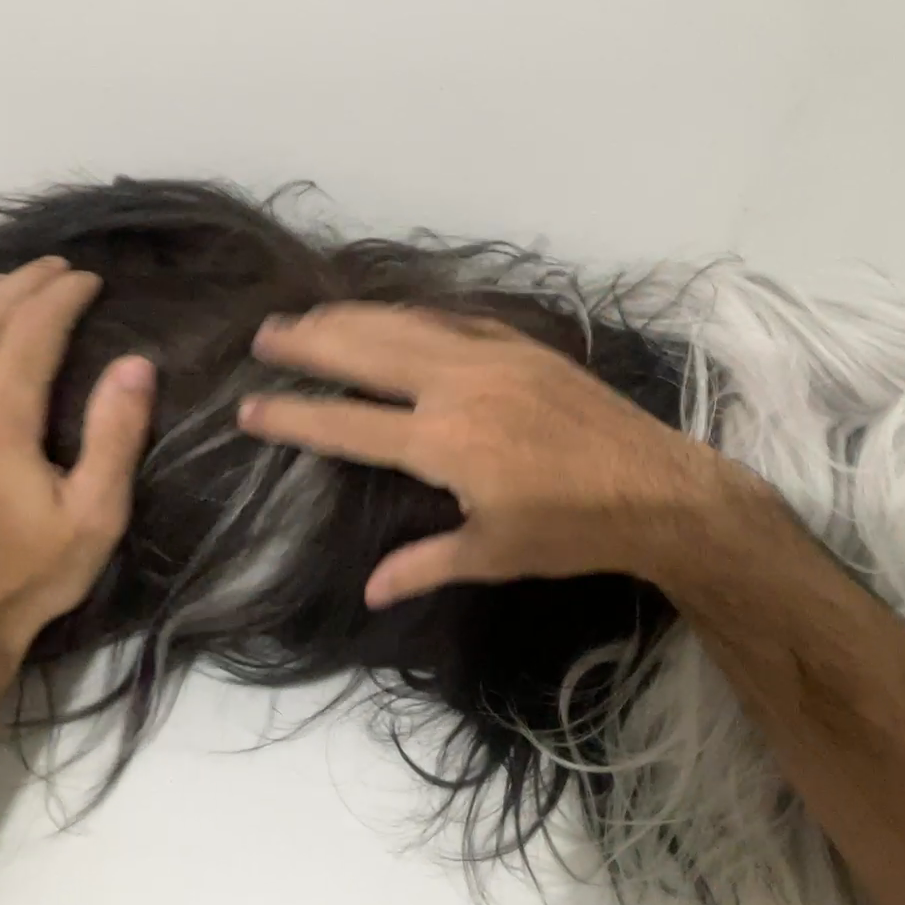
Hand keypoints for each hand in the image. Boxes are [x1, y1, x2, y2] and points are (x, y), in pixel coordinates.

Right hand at [237, 304, 728, 605]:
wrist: (656, 489)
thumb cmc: (571, 531)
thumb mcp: (492, 555)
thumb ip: (424, 564)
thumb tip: (370, 591)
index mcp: (443, 440)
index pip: (347, 425)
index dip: (293, 417)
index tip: (248, 407)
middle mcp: (459, 384)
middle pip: (366, 351)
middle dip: (309, 342)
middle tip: (265, 335)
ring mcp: (494, 356)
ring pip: (407, 323)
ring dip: (354, 316)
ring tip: (312, 313)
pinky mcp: (525, 346)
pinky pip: (454, 318)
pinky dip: (414, 314)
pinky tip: (397, 314)